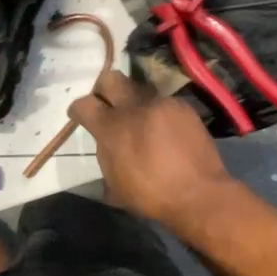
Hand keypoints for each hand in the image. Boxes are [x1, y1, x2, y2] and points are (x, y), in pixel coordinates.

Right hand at [68, 71, 234, 228]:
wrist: (198, 194)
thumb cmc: (150, 196)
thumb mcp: (114, 183)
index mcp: (111, 129)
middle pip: (111, 79)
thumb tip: (107, 143)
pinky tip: (165, 132)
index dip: (78, 109)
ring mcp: (161, 104)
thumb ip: (106, 155)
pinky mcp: (184, 107)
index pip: (84, 104)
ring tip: (141, 122)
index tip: (80, 115)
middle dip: (104, 89)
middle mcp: (134, 108)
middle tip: (107, 104)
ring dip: (135, 103)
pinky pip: (163, 103)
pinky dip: (158, 114)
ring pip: (140, 91)